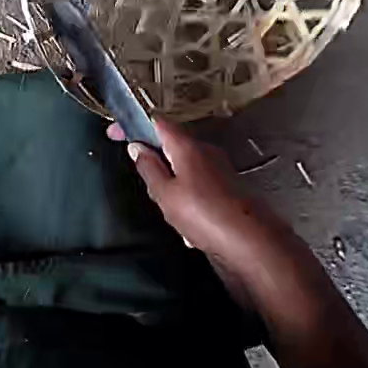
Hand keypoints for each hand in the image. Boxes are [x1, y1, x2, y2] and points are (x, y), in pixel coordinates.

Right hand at [106, 120, 305, 281]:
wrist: (253, 246)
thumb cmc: (205, 214)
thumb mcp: (165, 193)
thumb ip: (148, 168)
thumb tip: (136, 146)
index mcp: (187, 146)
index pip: (155, 122)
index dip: (132, 124)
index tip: (113, 132)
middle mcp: (206, 152)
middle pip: (171, 146)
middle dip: (153, 161)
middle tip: (143, 183)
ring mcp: (220, 171)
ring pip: (184, 170)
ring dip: (170, 186)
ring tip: (170, 213)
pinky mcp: (228, 191)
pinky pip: (197, 189)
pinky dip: (186, 202)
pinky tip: (189, 229)